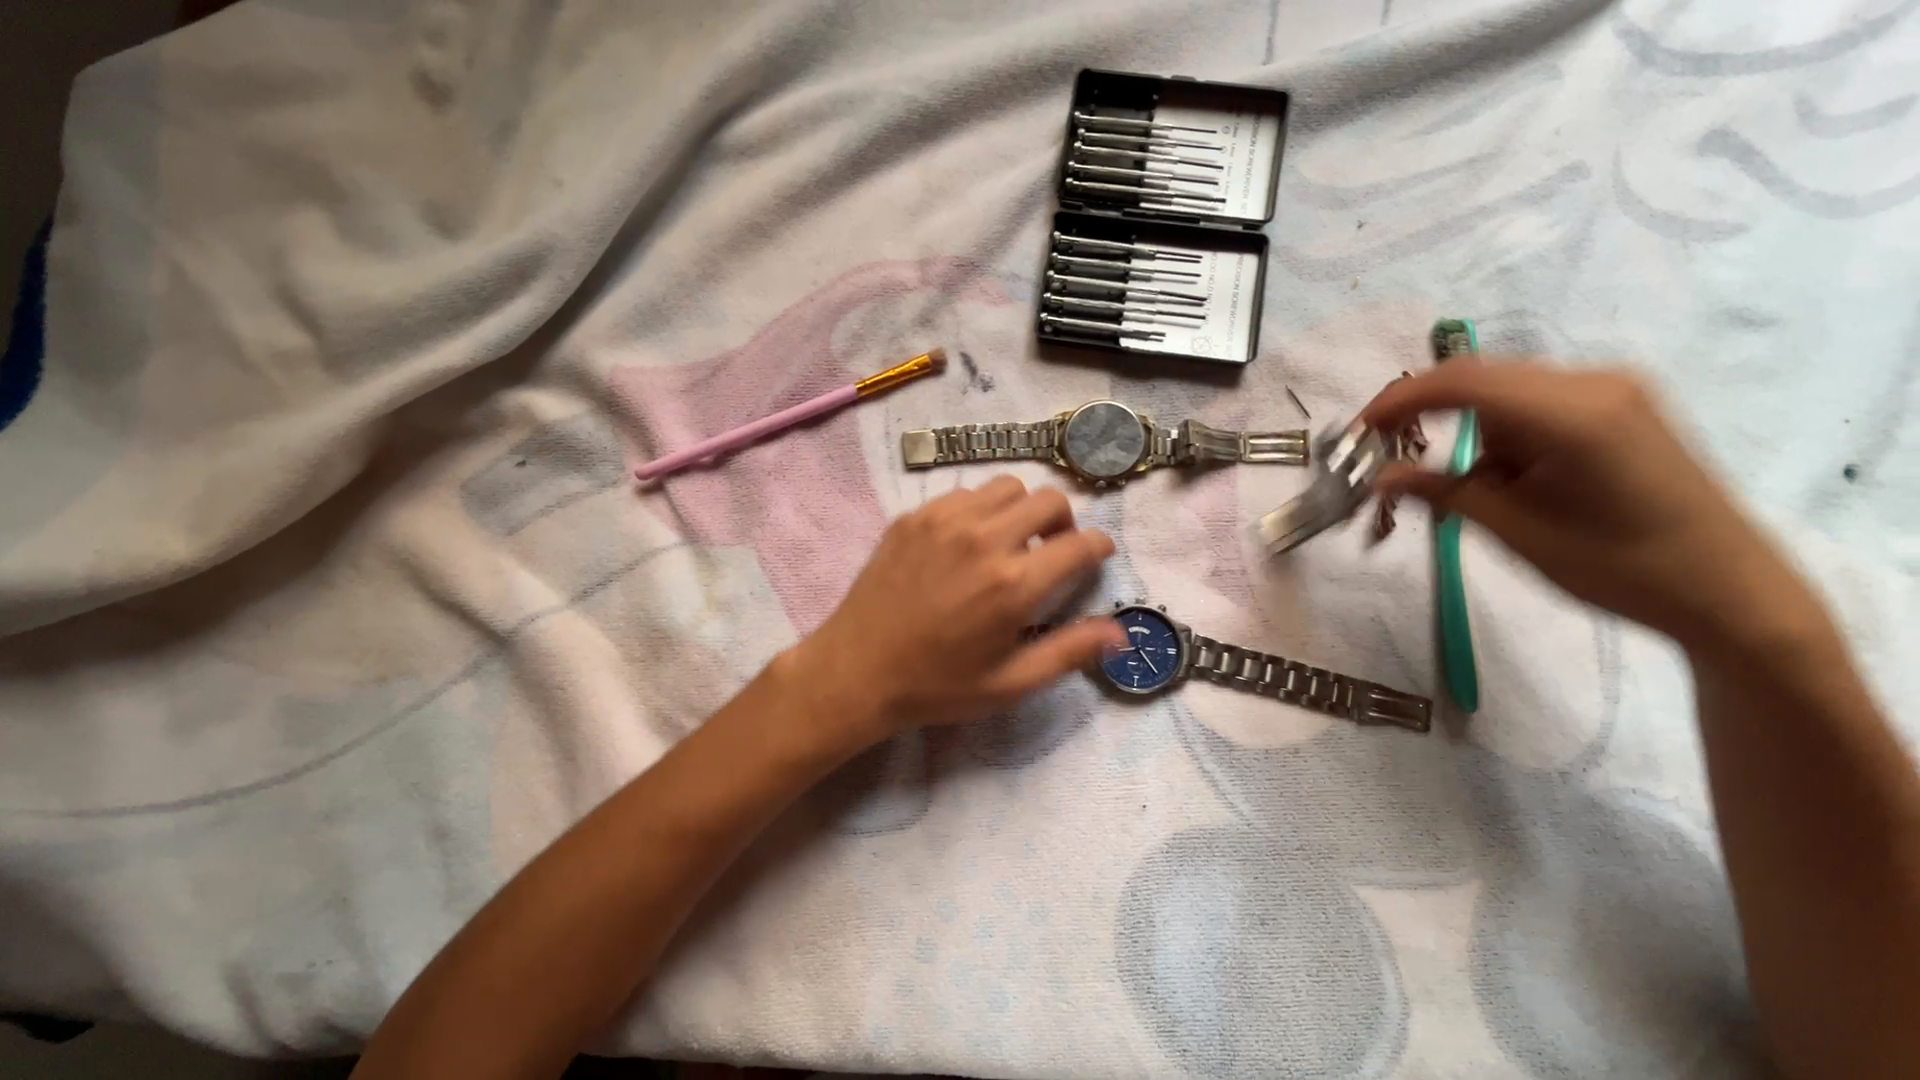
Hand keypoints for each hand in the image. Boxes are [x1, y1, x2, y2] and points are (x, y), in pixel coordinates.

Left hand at [787, 476, 1122, 744]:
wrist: (856, 671)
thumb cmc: (938, 686)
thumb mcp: (1010, 682)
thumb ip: (1069, 651)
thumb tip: (1121, 634)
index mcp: (1014, 584)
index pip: (1080, 544)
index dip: (1099, 548)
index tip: (1096, 556)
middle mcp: (984, 539)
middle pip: (1050, 500)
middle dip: (1064, 523)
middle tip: (1053, 549)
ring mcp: (945, 521)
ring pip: (1008, 487)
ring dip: (1021, 510)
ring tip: (1010, 541)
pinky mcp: (915, 517)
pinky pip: (964, 493)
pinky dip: (980, 510)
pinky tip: (967, 542)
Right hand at [1363, 360, 1822, 655]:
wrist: (1727, 589)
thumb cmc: (1619, 569)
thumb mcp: (1517, 534)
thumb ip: (1444, 493)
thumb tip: (1379, 477)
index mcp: (1573, 414)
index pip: (1462, 383)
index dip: (1400, 401)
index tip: (1358, 433)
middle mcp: (1595, 383)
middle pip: (1481, 378)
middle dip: (1429, 414)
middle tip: (1386, 456)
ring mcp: (1614, 388)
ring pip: (1505, 391)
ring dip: (1470, 430)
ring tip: (1470, 490)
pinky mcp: (1621, 404)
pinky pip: (1536, 401)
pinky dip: (1504, 433)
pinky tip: (1509, 476)